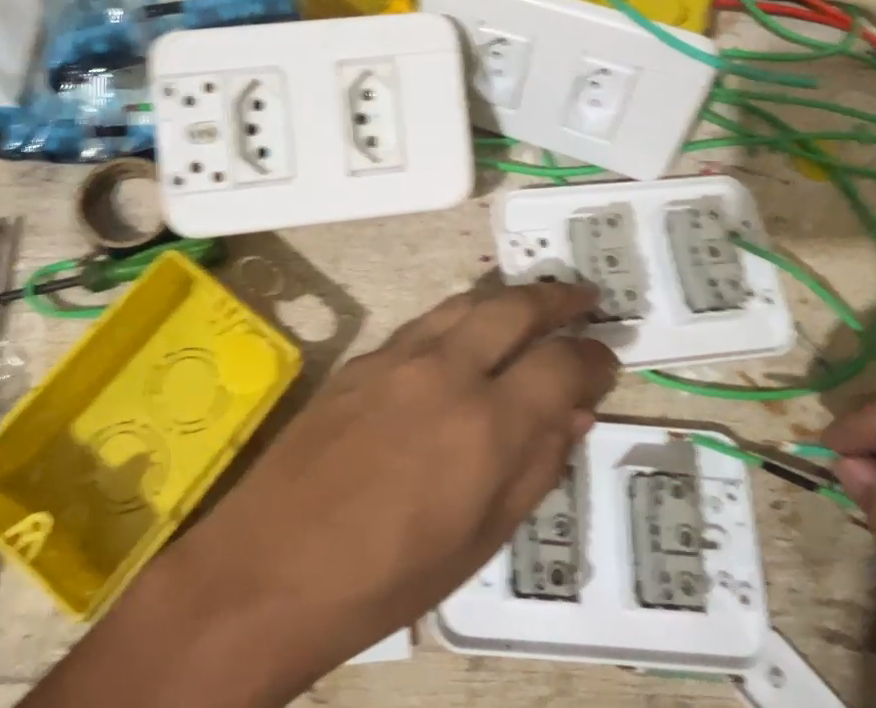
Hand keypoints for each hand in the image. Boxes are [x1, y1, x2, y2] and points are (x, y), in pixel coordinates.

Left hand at [28, 282, 616, 707]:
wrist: (269, 568)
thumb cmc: (386, 578)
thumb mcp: (480, 540)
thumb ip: (535, 468)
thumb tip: (574, 415)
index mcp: (486, 425)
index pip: (563, 363)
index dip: (595, 359)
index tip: (606, 365)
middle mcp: (443, 372)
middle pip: (514, 307)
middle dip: (558, 300)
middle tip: (584, 303)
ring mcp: (394, 358)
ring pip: (465, 303)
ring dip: (507, 298)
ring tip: (533, 305)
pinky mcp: (358, 361)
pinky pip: (424, 323)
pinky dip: (459, 318)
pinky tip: (466, 336)